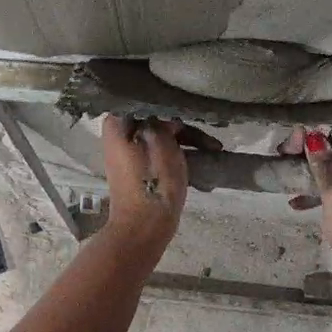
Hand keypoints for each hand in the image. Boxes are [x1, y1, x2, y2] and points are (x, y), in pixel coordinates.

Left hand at [99, 116, 210, 247]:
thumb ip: (163, 119)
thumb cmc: (153, 184)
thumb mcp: (163, 141)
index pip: (152, 102)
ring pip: (161, 138)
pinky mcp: (135, 170)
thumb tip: (167, 115)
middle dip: (187, 132)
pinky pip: (159, 155)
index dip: (178, 108)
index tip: (202, 115)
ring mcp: (125, 153)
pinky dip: (178, 159)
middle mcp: (117, 133)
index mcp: (117, 122)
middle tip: (214, 145)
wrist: (142, 229)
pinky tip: (200, 170)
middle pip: (158, 121)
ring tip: (213, 156)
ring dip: (187, 146)